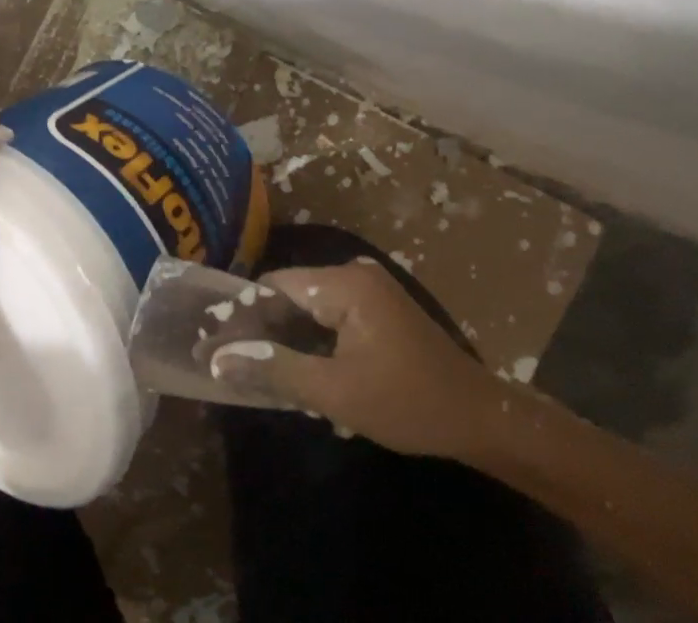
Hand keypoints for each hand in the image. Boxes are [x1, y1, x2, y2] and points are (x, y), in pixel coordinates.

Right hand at [209, 259, 508, 458]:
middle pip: (288, 293)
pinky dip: (309, 338)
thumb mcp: (333, 391)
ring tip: (256, 366)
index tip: (215, 344)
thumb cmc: (408, 403)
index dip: (240, 314)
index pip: (272, 285)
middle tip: (231, 361)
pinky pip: (328, 315)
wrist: (483, 421)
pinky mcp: (378, 309)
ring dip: (284, 335)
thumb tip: (216, 359)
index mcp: (344, 285)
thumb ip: (272, 368)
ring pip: (306, 306)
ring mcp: (370, 291)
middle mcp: (355, 275)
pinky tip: (296, 366)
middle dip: (260, 327)